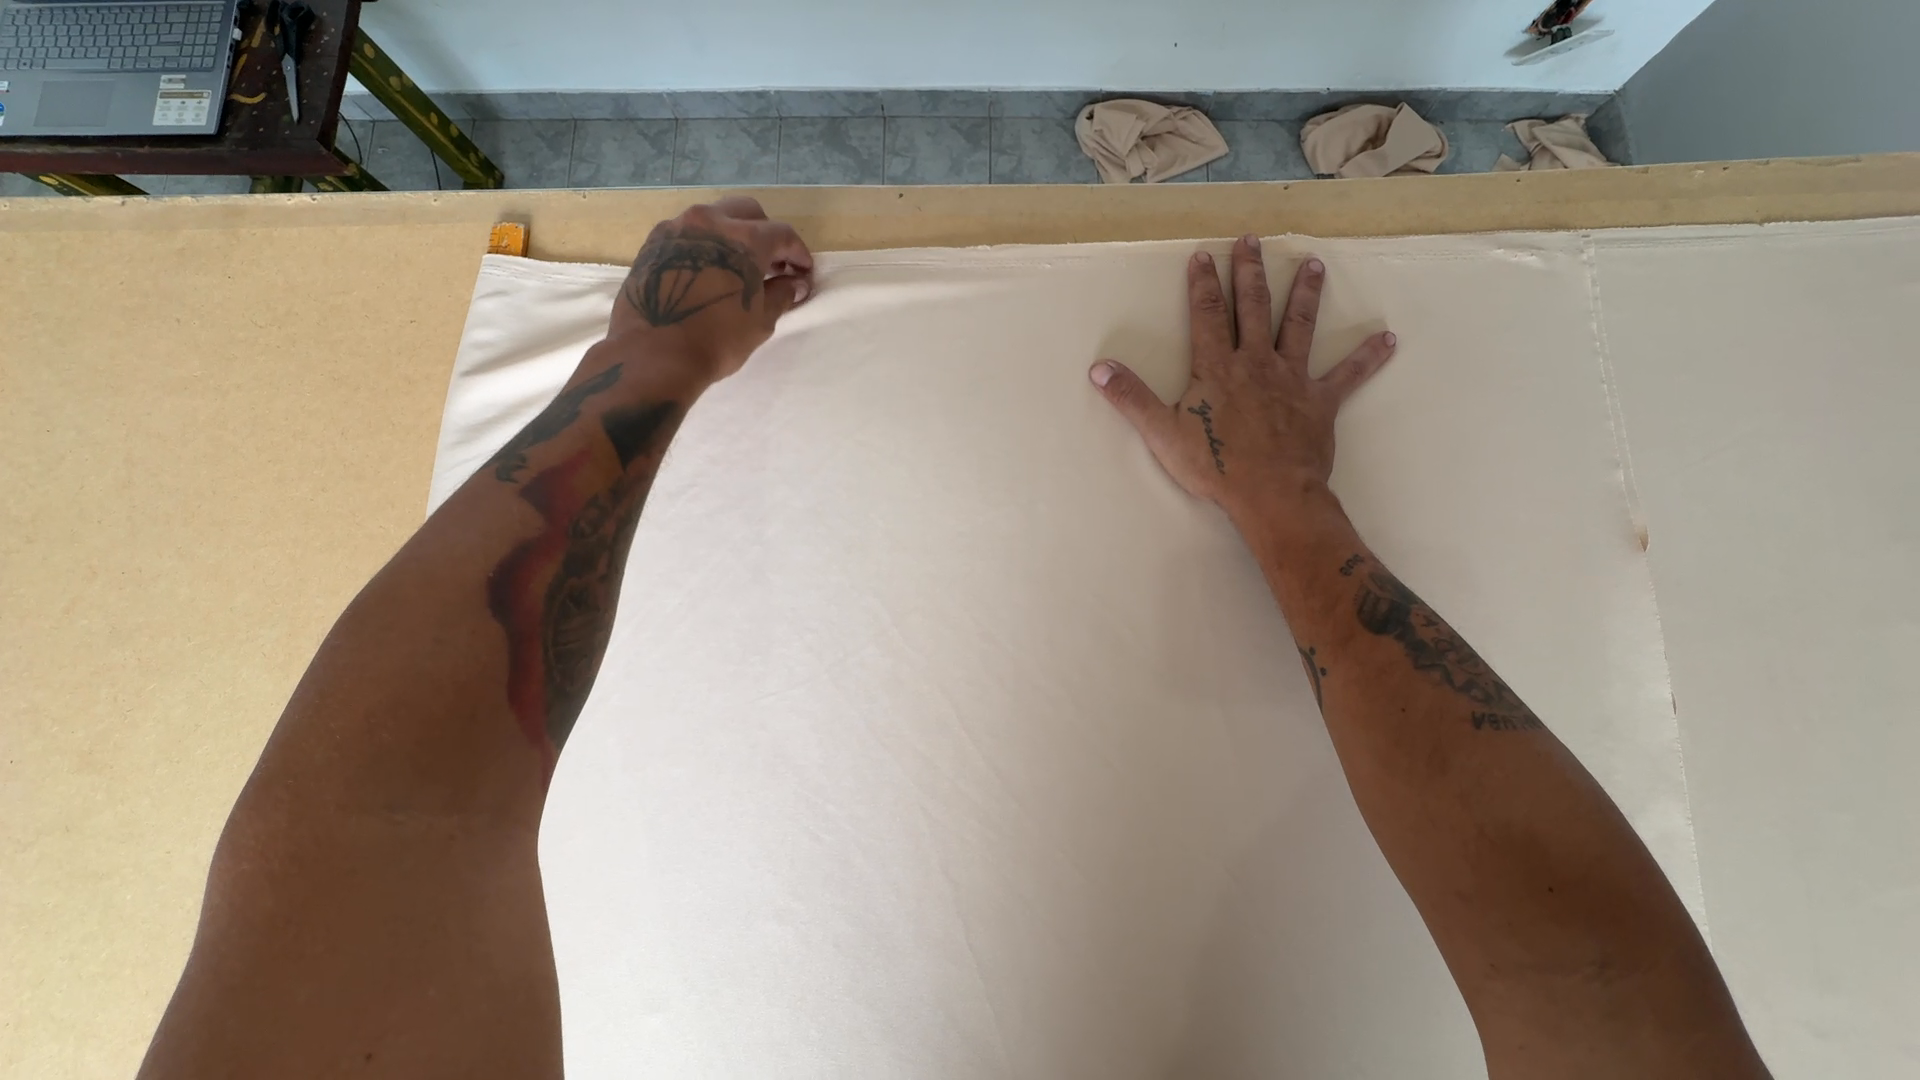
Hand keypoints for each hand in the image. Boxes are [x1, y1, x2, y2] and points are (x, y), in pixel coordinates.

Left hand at [607, 196, 814, 380]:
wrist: (656, 354)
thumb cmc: (718, 339)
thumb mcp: (760, 320)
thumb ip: (781, 294)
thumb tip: (796, 284)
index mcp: (744, 238)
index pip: (782, 234)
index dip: (798, 253)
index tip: (803, 273)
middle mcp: (710, 221)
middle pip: (748, 213)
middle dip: (766, 234)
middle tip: (773, 266)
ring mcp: (677, 228)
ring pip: (714, 218)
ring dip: (733, 236)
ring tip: (739, 267)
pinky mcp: (653, 243)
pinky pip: (688, 234)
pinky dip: (705, 246)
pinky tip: (709, 272)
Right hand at [1090, 234, 1395, 523]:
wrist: (1270, 493)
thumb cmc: (1215, 464)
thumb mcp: (1161, 433)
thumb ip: (1131, 398)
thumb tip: (1098, 368)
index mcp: (1217, 367)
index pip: (1206, 315)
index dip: (1202, 284)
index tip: (1203, 255)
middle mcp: (1256, 362)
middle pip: (1253, 308)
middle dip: (1250, 272)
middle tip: (1252, 240)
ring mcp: (1292, 379)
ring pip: (1300, 327)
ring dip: (1307, 294)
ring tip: (1315, 265)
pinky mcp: (1321, 402)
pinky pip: (1349, 376)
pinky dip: (1368, 357)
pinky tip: (1388, 338)